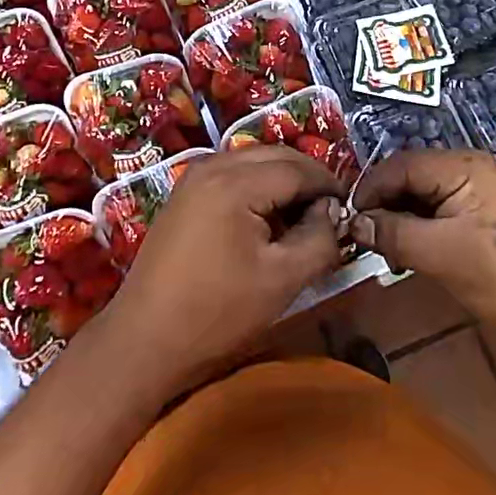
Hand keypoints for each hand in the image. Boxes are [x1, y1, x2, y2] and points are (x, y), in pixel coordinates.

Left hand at [97, 146, 343, 384]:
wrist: (144, 338)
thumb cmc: (217, 312)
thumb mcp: (283, 280)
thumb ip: (320, 239)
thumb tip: (333, 213)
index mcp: (236, 181)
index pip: (298, 169)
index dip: (330, 187)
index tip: (351, 210)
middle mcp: (213, 165)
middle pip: (276, 156)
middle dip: (308, 179)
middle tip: (331, 212)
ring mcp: (194, 176)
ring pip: (254, 161)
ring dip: (283, 181)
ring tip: (303, 217)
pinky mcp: (185, 192)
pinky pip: (233, 174)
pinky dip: (258, 187)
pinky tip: (267, 219)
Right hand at [351, 149, 495, 339]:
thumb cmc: (495, 276)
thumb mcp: (435, 253)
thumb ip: (390, 232)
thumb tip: (353, 223)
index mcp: (462, 166)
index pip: (401, 165)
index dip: (371, 189)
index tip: (349, 217)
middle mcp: (466, 168)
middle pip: (408, 176)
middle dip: (382, 204)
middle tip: (361, 234)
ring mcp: (471, 189)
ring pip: (417, 193)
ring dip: (395, 218)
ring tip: (380, 247)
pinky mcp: (472, 211)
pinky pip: (431, 208)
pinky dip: (412, 226)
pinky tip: (401, 251)